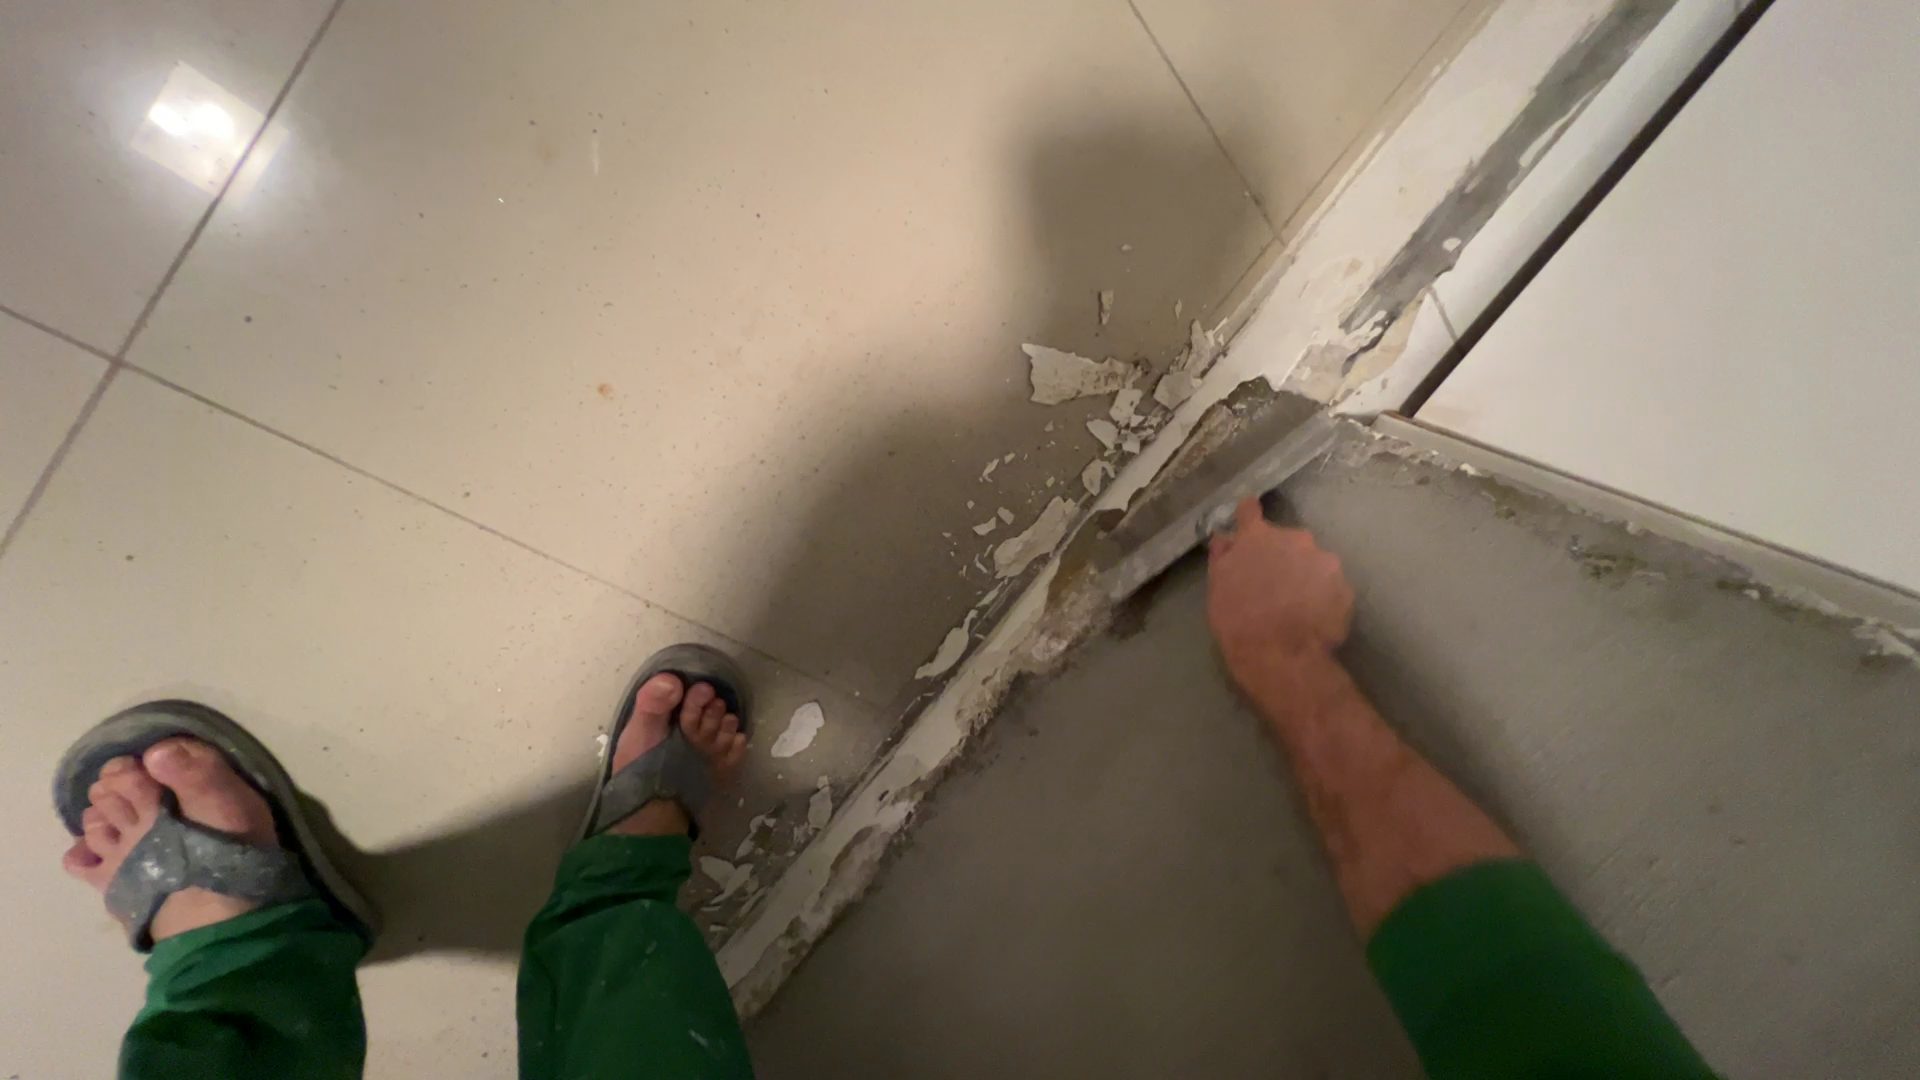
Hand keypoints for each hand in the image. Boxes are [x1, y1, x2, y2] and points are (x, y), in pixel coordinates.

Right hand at [1206, 497, 1352, 681]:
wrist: (1280, 656)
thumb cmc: (1237, 619)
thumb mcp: (1217, 586)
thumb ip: (1223, 556)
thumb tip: (1226, 538)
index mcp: (1258, 537)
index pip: (1250, 511)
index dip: (1248, 514)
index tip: (1248, 516)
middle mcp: (1296, 539)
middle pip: (1286, 539)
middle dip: (1280, 554)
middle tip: (1271, 582)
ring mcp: (1325, 562)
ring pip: (1311, 561)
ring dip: (1303, 574)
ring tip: (1293, 604)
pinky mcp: (1346, 587)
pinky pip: (1329, 585)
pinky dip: (1321, 594)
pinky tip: (1310, 616)